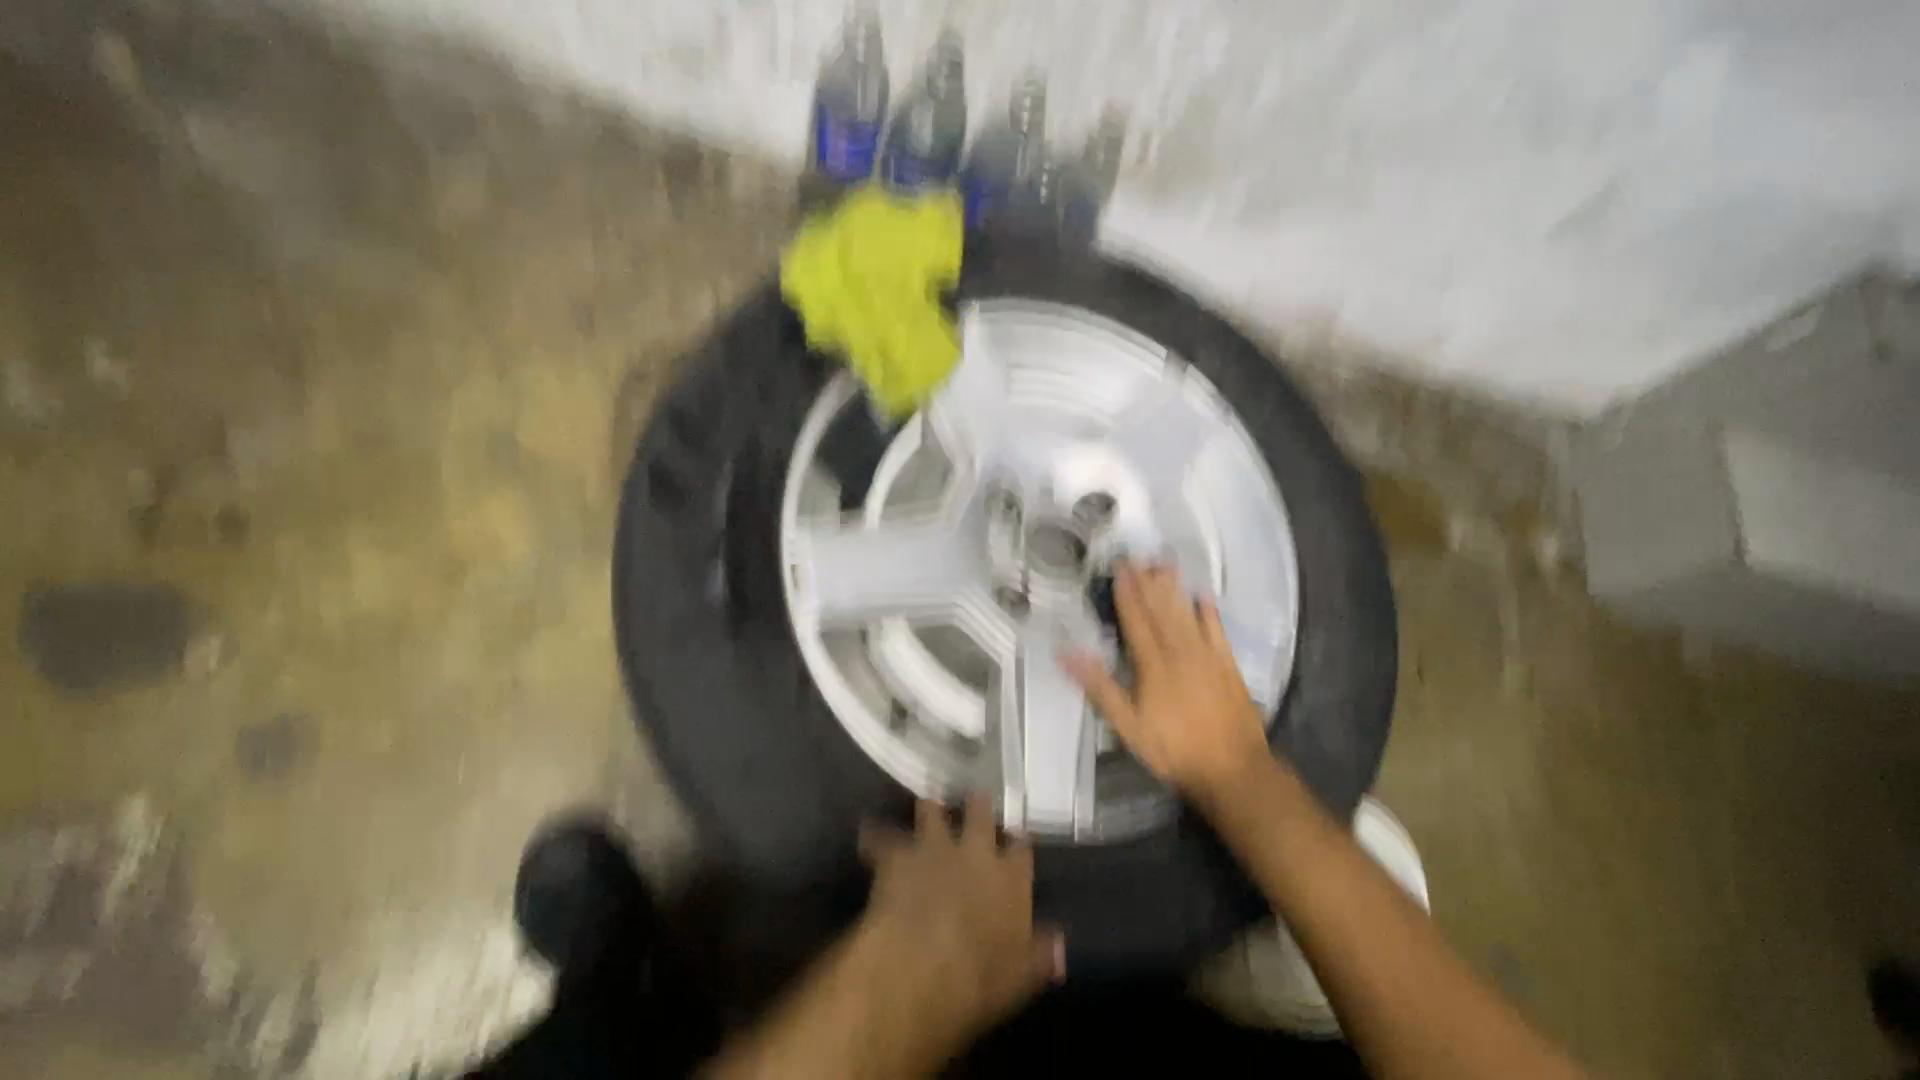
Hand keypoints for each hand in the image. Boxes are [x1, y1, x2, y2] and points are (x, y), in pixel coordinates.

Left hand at [858, 796, 1064, 1037]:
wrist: (919, 966)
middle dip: (977, 803)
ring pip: (932, 811)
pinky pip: (881, 836)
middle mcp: (975, 851)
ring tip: (927, 802)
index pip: (1021, 847)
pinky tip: (870, 831)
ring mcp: (933, 847)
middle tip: (975, 797)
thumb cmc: (978, 978)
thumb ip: (1038, 954)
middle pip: (980, 812)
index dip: (1018, 841)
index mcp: (1010, 877)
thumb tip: (1057, 946)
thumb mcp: (1019, 976)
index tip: (1016, 837)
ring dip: (929, 809)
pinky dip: (876, 835)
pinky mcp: (895, 855)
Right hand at [1063, 561, 1271, 796]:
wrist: (1232, 769)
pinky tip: (1203, 596)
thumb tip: (1068, 654)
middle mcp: (1180, 652)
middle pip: (1162, 611)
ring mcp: (1208, 657)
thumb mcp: (1128, 725)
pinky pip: (1217, 631)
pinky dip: (1209, 612)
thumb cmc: (1173, 749)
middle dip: (1148, 582)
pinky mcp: (1228, 666)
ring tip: (1164, 563)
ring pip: (1187, 614)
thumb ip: (1100, 687)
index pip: (1136, 621)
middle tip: (1139, 556)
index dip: (1127, 594)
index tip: (1119, 568)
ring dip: (1175, 588)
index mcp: (1153, 665)